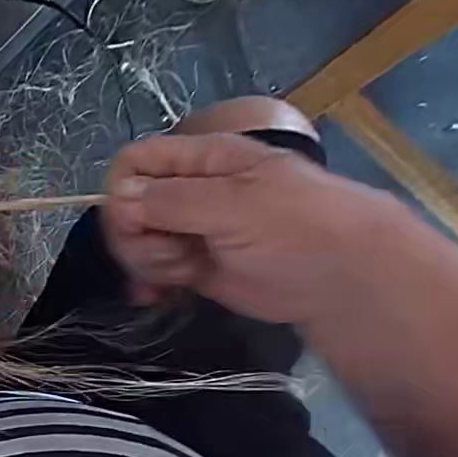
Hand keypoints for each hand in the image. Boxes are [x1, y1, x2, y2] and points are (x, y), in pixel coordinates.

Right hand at [102, 132, 456, 324]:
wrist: (340, 279)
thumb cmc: (298, 227)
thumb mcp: (235, 205)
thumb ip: (172, 201)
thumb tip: (117, 198)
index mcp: (201, 161)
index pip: (134, 162)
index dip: (122, 191)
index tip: (135, 222)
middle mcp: (188, 192)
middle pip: (127, 207)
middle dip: (138, 236)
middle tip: (172, 252)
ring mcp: (188, 231)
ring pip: (137, 242)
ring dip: (150, 262)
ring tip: (187, 270)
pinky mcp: (191, 266)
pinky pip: (151, 270)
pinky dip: (149, 284)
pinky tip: (159, 295)